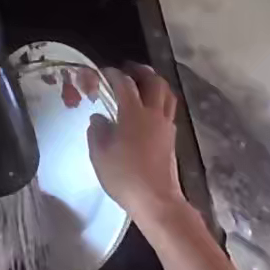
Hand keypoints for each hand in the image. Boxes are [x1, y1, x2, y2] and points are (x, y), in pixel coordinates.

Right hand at [88, 64, 185, 218]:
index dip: (113, 74)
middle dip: (142, 71)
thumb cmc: (125, 176)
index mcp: (134, 115)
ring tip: (143, 82)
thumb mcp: (100, 154)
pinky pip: (168, 109)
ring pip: (167, 95)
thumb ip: (97, 131)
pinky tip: (148, 108)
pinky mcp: (171, 138)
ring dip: (155, 84)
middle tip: (129, 68)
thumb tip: (99, 119)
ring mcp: (166, 127)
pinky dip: (160, 100)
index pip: (125, 84)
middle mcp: (154, 115)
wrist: (157, 201)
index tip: (103, 72)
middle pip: (155, 83)